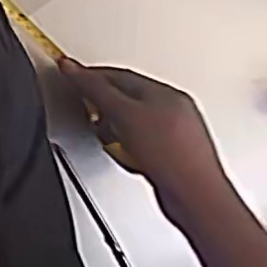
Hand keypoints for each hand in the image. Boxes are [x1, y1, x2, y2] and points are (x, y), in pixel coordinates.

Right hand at [61, 59, 239, 227]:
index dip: (91, 76)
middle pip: (125, 98)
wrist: (194, 199)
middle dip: (104, 107)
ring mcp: (176, 135)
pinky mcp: (172, 156)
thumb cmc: (171, 156)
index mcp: (168, 94)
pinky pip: (140, 141)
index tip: (72, 77)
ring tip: (113, 140)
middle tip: (92, 111)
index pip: (119, 75)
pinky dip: (128, 146)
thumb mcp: (122, 113)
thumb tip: (72, 68)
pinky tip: (128, 155)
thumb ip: (93, 88)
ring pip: (132, 121)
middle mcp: (176, 111)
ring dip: (115, 129)